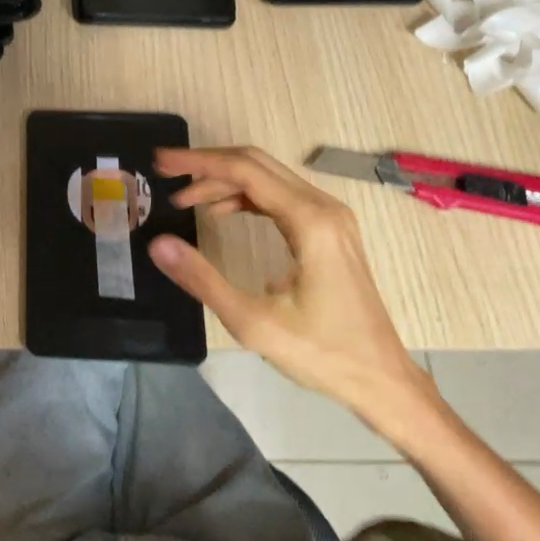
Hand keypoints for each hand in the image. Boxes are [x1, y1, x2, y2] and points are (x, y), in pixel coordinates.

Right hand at [148, 148, 436, 428]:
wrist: (382, 379)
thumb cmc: (321, 353)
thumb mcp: (253, 322)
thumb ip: (202, 279)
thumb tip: (158, 244)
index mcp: (310, 222)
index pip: (244, 170)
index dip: (198, 162)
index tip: (161, 161)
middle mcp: (323, 208)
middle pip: (256, 164)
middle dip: (207, 164)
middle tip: (165, 173)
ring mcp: (330, 218)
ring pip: (268, 178)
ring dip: (224, 181)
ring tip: (185, 199)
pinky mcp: (329, 232)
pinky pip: (280, 196)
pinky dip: (245, 196)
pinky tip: (220, 212)